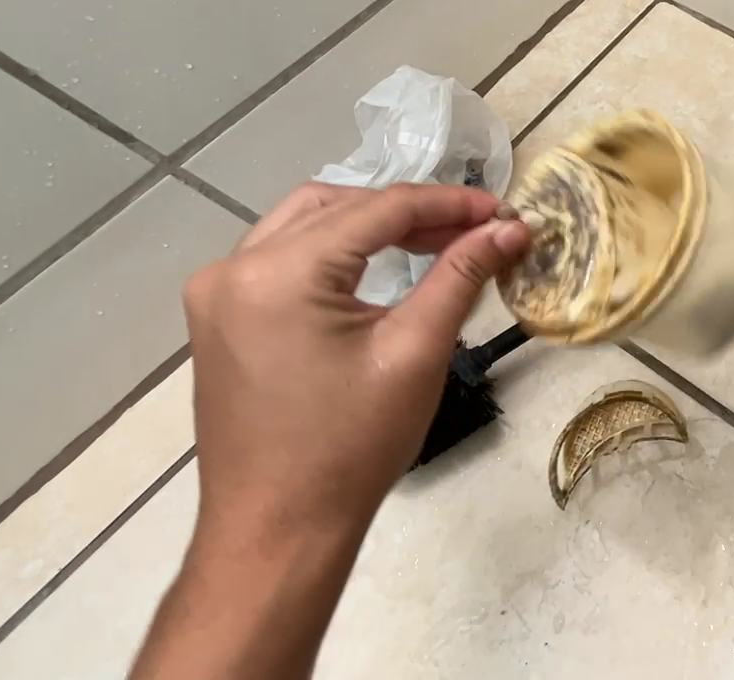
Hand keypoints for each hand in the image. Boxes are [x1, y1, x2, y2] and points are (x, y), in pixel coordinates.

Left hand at [180, 183, 531, 544]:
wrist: (279, 528)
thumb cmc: (353, 442)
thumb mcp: (419, 349)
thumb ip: (464, 274)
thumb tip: (514, 229)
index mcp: (278, 273)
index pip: (381, 208)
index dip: (452, 204)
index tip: (506, 214)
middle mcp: (235, 268)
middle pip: (342, 205)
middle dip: (416, 210)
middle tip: (477, 231)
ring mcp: (219, 292)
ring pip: (311, 221)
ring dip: (377, 223)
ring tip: (440, 243)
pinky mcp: (222, 316)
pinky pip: (288, 253)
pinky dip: (343, 247)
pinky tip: (385, 267)